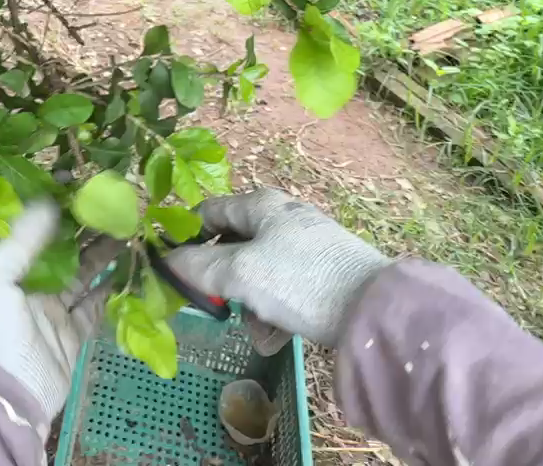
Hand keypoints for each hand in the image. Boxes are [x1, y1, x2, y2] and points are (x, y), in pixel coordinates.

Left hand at [0, 203, 107, 416]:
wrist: (7, 400)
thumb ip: (21, 241)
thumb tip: (50, 203)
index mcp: (11, 268)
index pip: (38, 231)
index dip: (59, 210)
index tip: (84, 189)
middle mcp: (34, 285)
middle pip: (66, 251)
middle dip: (87, 231)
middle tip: (115, 209)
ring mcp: (55, 310)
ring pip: (84, 274)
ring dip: (103, 255)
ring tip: (128, 233)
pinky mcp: (73, 335)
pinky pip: (95, 306)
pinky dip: (110, 289)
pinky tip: (127, 270)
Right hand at [162, 188, 392, 346]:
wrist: (377, 310)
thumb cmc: (301, 281)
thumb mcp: (242, 274)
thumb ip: (199, 266)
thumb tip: (166, 259)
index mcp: (260, 204)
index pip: (208, 212)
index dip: (187, 237)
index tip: (175, 268)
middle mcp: (281, 216)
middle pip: (233, 244)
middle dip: (222, 280)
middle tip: (216, 306)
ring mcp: (305, 243)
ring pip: (258, 270)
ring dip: (249, 302)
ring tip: (256, 331)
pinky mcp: (324, 271)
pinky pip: (284, 286)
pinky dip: (275, 309)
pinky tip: (276, 336)